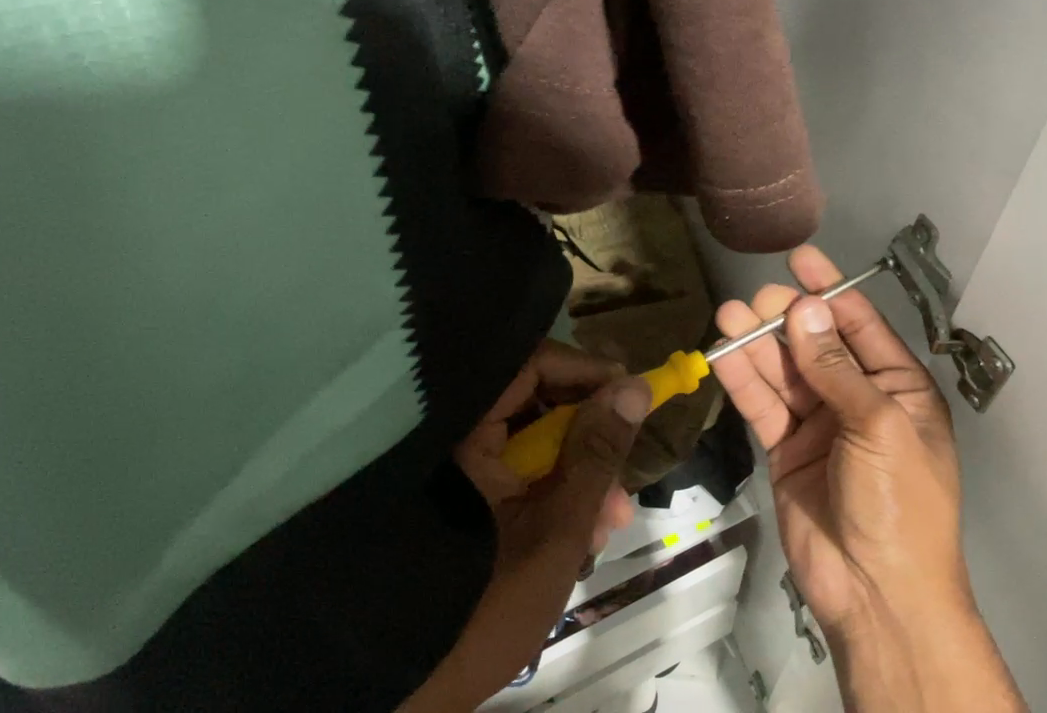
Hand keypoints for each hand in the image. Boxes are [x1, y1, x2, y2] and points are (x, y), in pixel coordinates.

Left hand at [401, 342, 649, 711]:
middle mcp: (453, 439)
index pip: (531, 365)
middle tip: (623, 479)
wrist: (412, 690)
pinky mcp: (459, 502)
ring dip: (577, 472)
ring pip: (530, 444)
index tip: (631, 394)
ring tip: (607, 523)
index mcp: (461, 432)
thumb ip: (599, 453)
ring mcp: (454, 473)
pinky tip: (579, 534)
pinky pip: (514, 475)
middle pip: (535, 404)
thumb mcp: (558, 528)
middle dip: (590, 437)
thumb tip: (635, 387)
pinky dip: (550, 494)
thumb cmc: (483, 605)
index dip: (585, 373)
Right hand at [715, 246, 1025, 712]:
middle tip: (756, 301)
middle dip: (788, 318)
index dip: (831, 291)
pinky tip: (722, 355)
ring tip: (729, 315)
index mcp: (899, 387)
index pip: (861, 326)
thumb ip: (837, 368)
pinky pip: (764, 407)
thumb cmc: (899, 501)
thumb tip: (805, 309)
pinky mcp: (787, 451)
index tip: (800, 258)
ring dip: (759, 345)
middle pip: (817, 344)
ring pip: (785, 372)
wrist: (878, 593)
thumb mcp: (879, 425)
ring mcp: (821, 425)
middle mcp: (859, 399)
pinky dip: (744, 381)